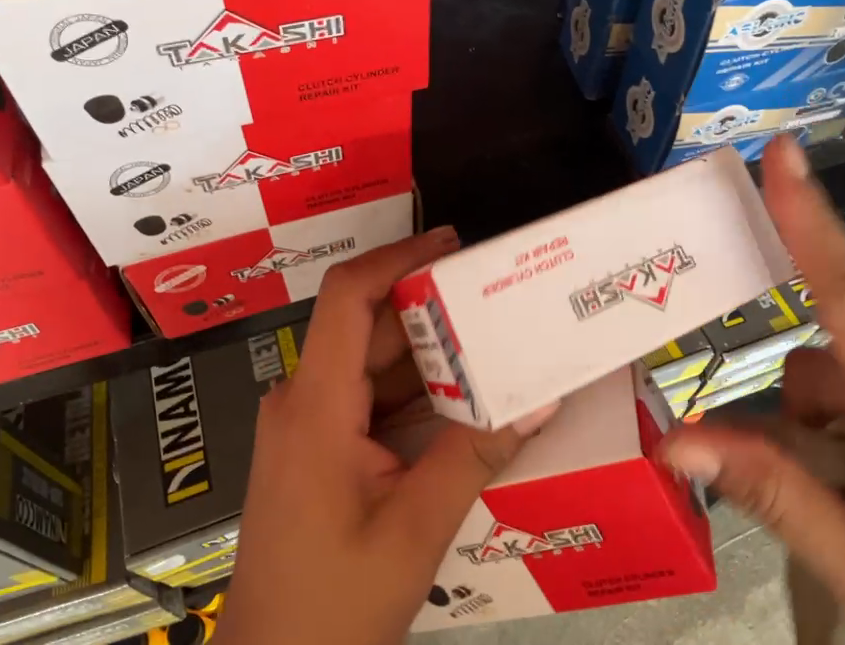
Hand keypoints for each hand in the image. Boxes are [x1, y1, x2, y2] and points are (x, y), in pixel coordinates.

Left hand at [220, 228, 557, 644]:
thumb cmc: (335, 601)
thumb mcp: (416, 528)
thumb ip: (475, 456)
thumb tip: (540, 399)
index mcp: (316, 405)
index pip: (348, 298)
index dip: (397, 258)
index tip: (451, 243)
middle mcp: (304, 401)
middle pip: (367, 329)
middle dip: (431, 309)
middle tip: (498, 297)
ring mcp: (307, 428)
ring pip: (371, 367)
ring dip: (428, 355)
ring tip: (495, 342)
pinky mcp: (316, 452)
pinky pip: (367, 402)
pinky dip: (413, 394)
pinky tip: (464, 400)